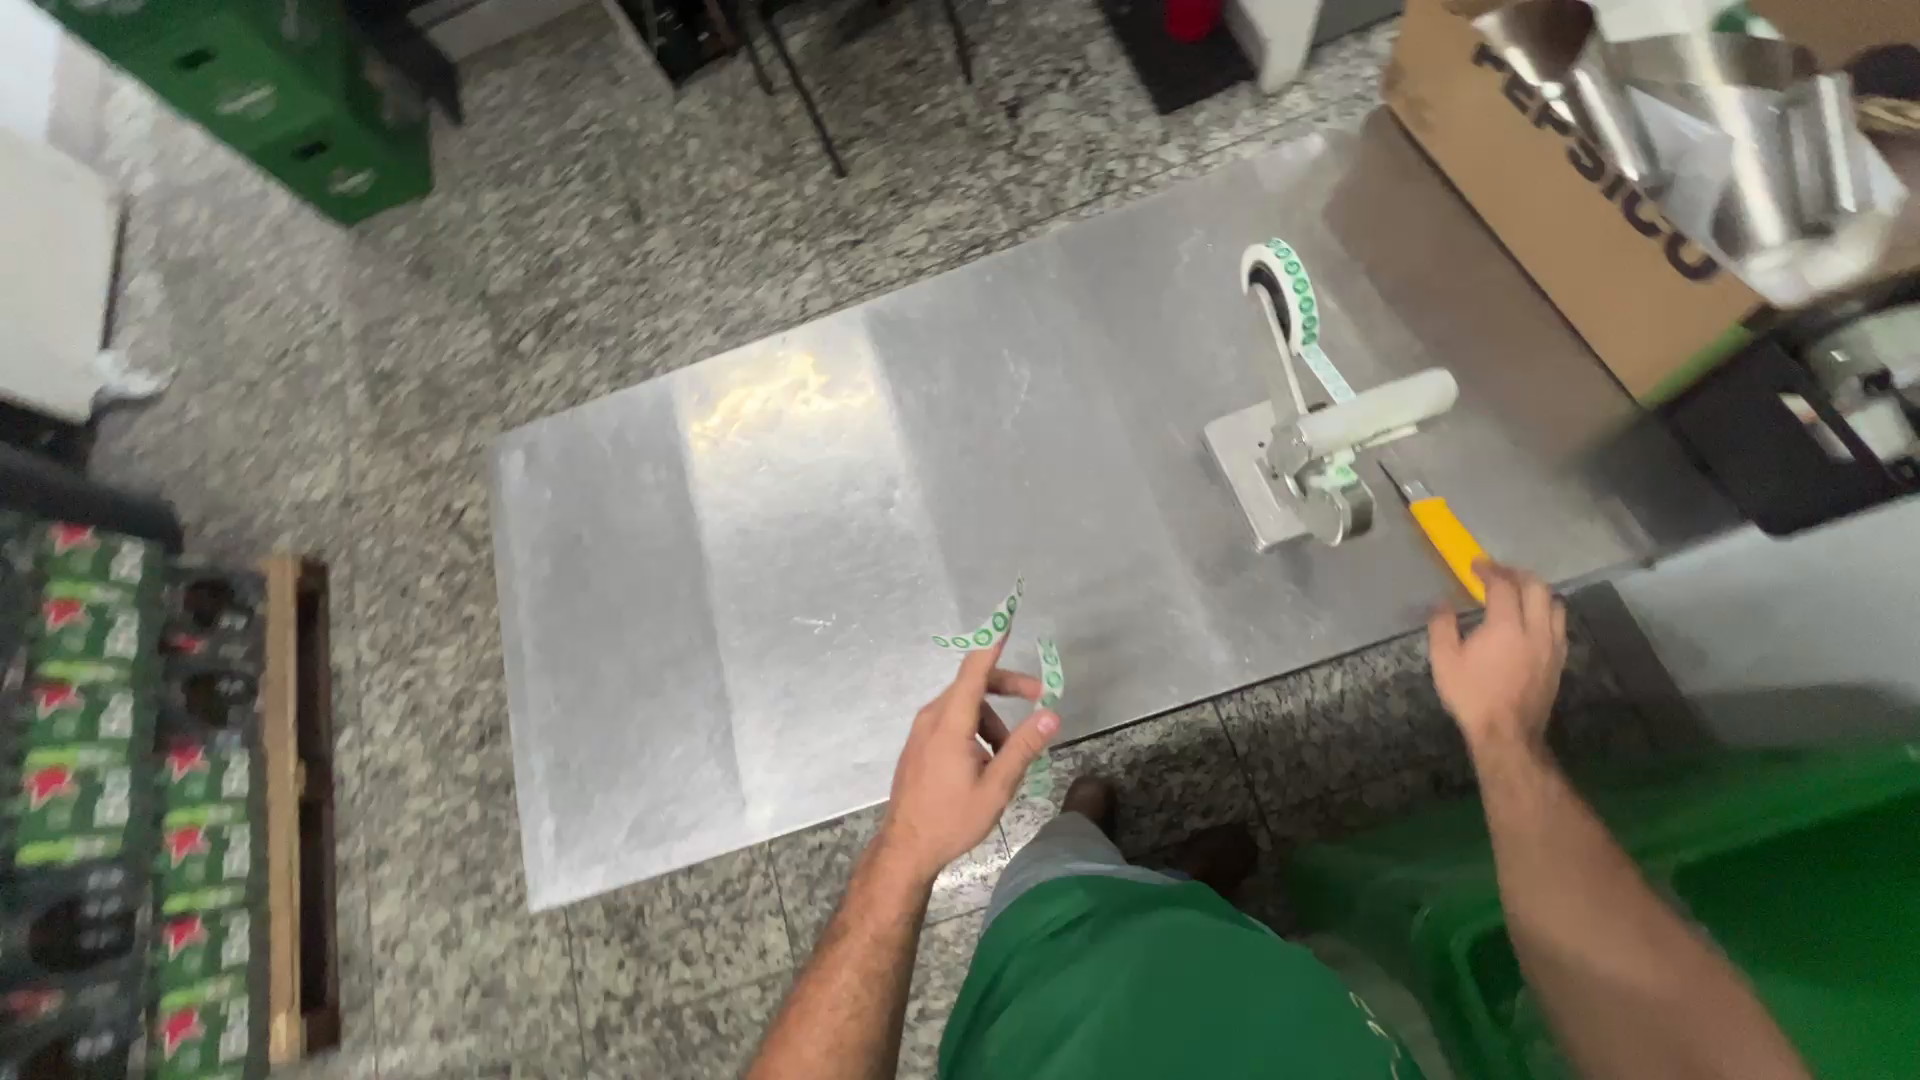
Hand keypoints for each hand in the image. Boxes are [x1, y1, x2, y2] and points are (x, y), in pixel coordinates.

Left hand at [877, 637, 1057, 882]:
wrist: (905, 847)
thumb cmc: (951, 819)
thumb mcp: (996, 787)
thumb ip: (1023, 747)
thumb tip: (1051, 714)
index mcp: (950, 722)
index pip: (974, 669)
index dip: (992, 642)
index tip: (1005, 615)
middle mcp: (933, 716)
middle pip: (973, 684)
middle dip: (1007, 688)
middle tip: (1040, 699)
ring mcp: (923, 729)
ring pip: (965, 706)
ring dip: (992, 720)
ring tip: (1008, 757)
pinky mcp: (920, 742)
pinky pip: (952, 720)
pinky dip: (975, 729)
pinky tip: (986, 762)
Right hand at [1428, 559, 1566, 755]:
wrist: (1507, 731)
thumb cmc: (1471, 694)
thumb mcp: (1443, 660)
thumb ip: (1442, 627)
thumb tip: (1442, 605)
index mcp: (1505, 626)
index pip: (1503, 586)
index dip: (1489, 571)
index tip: (1476, 565)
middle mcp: (1535, 630)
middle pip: (1537, 588)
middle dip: (1517, 574)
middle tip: (1498, 572)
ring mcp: (1552, 645)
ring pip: (1555, 605)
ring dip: (1537, 592)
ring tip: (1519, 592)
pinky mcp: (1559, 660)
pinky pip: (1559, 625)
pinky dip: (1546, 612)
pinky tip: (1532, 620)